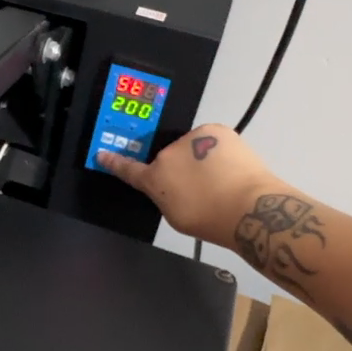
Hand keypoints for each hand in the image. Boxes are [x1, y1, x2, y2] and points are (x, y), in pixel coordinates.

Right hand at [96, 124, 282, 244]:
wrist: (250, 207)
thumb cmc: (211, 219)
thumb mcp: (176, 215)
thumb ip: (165, 196)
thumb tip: (171, 186)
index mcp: (156, 178)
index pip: (130, 169)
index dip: (114, 162)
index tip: (102, 154)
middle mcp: (170, 154)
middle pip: (169, 158)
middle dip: (180, 168)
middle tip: (200, 187)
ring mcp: (194, 139)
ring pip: (193, 147)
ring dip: (200, 158)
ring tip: (220, 179)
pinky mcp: (218, 131)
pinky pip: (212, 141)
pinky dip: (217, 152)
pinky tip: (230, 169)